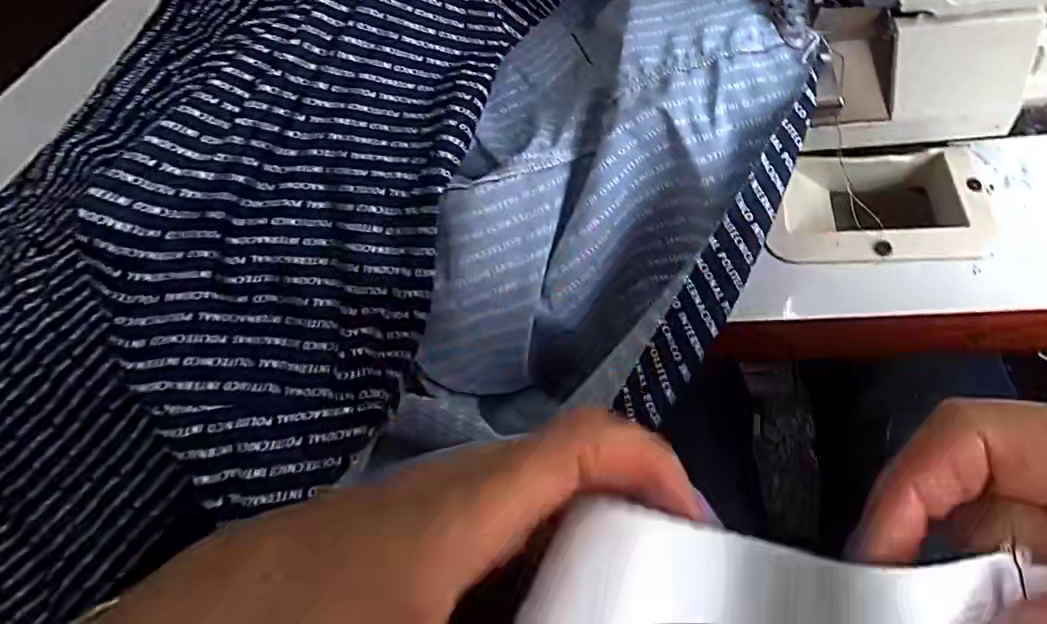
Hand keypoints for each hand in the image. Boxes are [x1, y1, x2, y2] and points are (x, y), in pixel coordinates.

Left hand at [101, 409, 702, 623]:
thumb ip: (517, 611)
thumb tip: (579, 604)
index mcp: (459, 507)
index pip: (586, 439)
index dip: (653, 463)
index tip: (693, 525)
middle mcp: (434, 490)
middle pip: (558, 466)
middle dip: (618, 508)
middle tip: (649, 570)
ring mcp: (390, 513)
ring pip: (508, 502)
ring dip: (560, 539)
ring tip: (582, 595)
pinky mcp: (354, 543)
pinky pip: (459, 535)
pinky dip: (502, 564)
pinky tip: (491, 611)